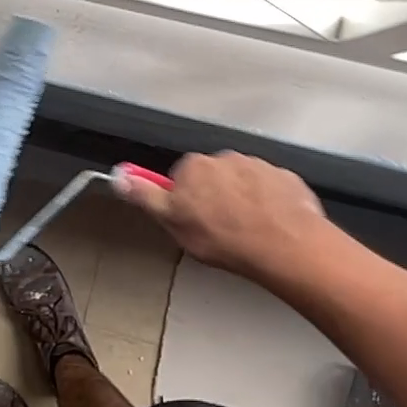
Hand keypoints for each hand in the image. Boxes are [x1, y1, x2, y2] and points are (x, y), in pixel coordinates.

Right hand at [115, 151, 333, 277]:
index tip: (188, 217)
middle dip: (212, 198)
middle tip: (215, 229)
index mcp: (194, 166)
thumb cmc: (228, 237)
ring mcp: (259, 167)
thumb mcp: (172, 221)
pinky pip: (270, 190)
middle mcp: (225, 159)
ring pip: (242, 184)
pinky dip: (267, 205)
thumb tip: (121, 179)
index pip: (179, 177)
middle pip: (211, 177)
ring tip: (243, 232)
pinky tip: (266, 228)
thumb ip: (145, 196)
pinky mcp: (286, 180)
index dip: (183, 201)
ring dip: (240, 202)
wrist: (284, 246)